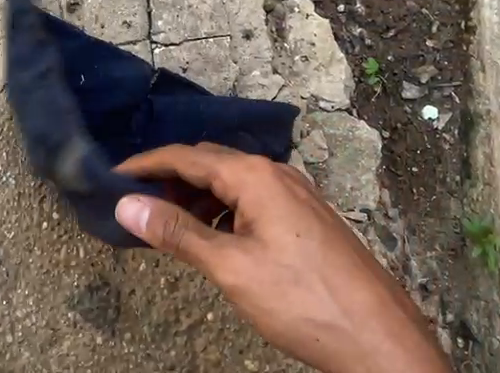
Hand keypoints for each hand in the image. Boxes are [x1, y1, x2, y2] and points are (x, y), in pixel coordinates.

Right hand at [113, 144, 449, 372]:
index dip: (145, 165)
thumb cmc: (302, 301)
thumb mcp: (230, 268)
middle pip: (209, 162)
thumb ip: (176, 232)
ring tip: (173, 224)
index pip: (184, 156)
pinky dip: (225, 210)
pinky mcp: (309, 218)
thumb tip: (125, 204)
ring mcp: (297, 194)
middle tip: (138, 202)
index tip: (112, 177)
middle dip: (170, 178)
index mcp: (253, 175)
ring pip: (233, 181)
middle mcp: (275, 172)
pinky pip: (254, 199)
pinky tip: (218, 239)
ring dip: (198, 196)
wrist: (386, 344)